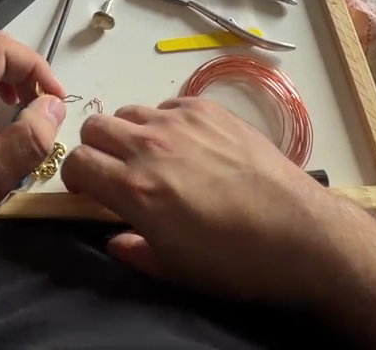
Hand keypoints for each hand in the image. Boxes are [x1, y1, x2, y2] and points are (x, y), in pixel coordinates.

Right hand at [62, 97, 372, 305]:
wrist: (299, 232)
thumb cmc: (236, 261)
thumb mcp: (177, 271)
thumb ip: (135, 251)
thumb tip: (114, 240)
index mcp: (134, 187)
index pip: (77, 162)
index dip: (75, 176)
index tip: (87, 189)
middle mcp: (148, 145)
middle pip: (95, 126)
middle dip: (96, 148)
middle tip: (115, 169)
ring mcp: (178, 121)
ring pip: (129, 112)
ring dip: (129, 132)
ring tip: (153, 155)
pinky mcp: (206, 107)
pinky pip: (168, 105)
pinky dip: (166, 122)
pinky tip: (188, 145)